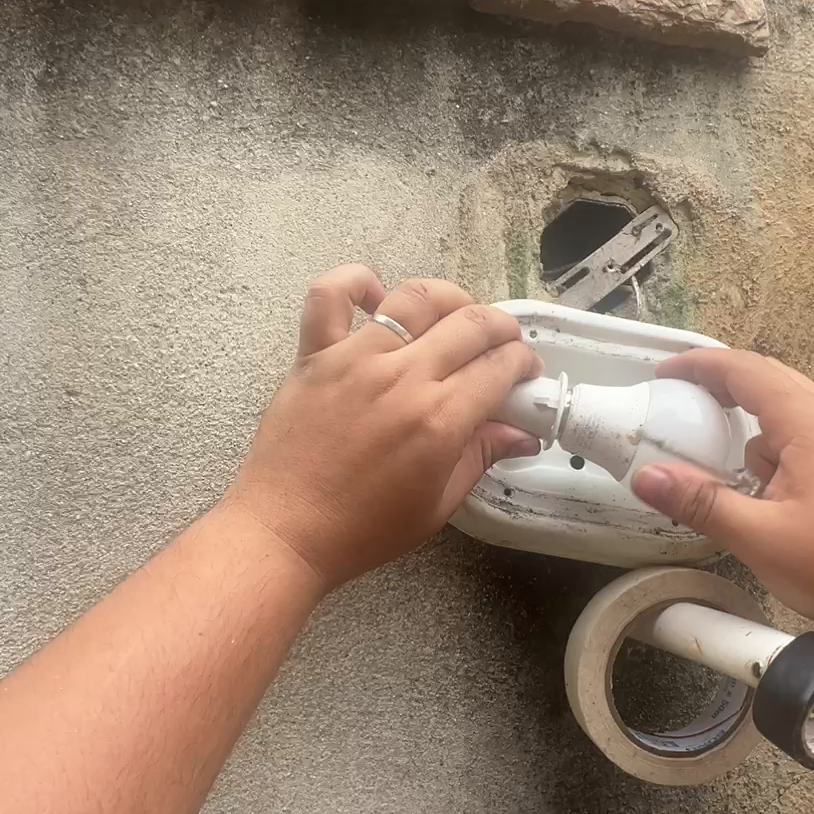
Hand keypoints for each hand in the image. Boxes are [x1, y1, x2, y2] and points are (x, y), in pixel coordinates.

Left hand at [222, 266, 541, 589]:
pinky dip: (356, 282)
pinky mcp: (315, 354)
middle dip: (503, 328)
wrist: (287, 530)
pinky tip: (377, 295)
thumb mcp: (437, 506)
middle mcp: (404, 377)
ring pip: (415, 299)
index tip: (526, 370)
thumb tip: (524, 434)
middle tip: (506, 342)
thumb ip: (480, 458)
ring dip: (450, 298)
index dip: (523, 362)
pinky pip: (331, 296)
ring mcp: (356, 358)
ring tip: (457, 313)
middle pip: (471, 325)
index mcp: (440, 419)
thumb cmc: (364, 529)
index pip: (499, 368)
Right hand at [629, 349, 813, 632]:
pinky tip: (775, 499)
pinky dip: (778, 454)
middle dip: (724, 390)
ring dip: (753, 434)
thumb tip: (645, 477)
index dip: (701, 365)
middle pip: (772, 383)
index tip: (665, 372)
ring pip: (791, 418)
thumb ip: (701, 503)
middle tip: (685, 407)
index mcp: (811, 423)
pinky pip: (810, 442)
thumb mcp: (762, 538)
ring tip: (732, 478)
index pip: (747, 370)